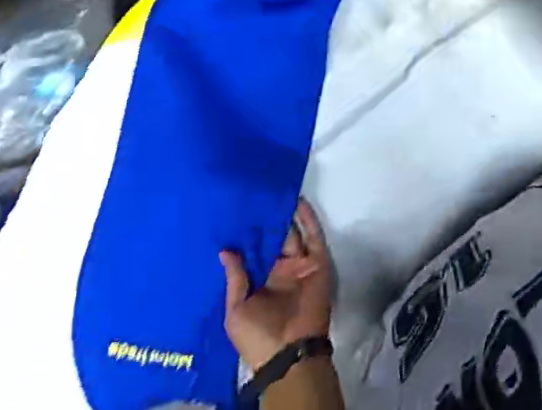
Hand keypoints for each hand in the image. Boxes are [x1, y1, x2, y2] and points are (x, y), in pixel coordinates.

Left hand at [220, 198, 332, 371]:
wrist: (289, 351)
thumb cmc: (257, 334)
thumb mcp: (236, 310)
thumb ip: (235, 278)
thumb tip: (224, 250)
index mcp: (262, 282)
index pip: (256, 251)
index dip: (250, 234)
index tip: (240, 210)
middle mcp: (281, 270)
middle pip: (275, 239)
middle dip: (268, 220)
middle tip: (259, 193)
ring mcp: (300, 265)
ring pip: (294, 233)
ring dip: (288, 214)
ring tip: (278, 190)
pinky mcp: (317, 262)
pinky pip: (313, 236)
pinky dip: (308, 219)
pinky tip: (299, 201)